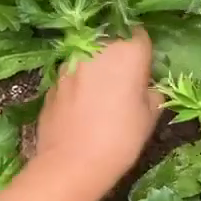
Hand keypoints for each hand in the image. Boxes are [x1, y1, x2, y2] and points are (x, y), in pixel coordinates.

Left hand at [32, 26, 160, 200]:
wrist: (71, 164)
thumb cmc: (120, 139)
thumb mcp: (150, 116)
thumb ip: (151, 92)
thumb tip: (145, 87)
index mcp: (126, 51)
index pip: (140, 37)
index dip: (142, 55)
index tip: (142, 73)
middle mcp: (94, 50)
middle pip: (109, 44)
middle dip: (115, 59)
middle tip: (121, 86)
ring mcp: (68, 66)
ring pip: (87, 59)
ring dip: (93, 72)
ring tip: (98, 100)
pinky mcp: (50, 84)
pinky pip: (70, 78)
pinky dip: (76, 87)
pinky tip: (79, 110)